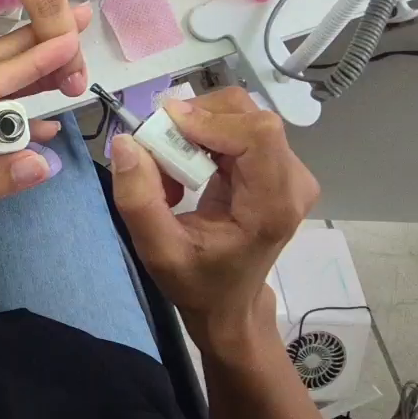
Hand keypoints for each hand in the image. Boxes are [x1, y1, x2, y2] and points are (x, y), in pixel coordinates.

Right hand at [108, 87, 319, 347]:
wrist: (229, 304)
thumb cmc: (197, 282)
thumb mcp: (157, 250)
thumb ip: (138, 199)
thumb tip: (126, 142)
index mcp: (272, 206)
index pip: (258, 134)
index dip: (209, 120)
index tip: (164, 130)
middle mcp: (291, 181)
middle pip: (249, 116)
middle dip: (195, 120)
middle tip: (157, 147)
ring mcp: (287, 170)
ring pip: (240, 114)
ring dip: (194, 128)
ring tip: (168, 163)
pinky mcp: (273, 164)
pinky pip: (235, 127)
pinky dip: (200, 136)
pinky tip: (182, 165)